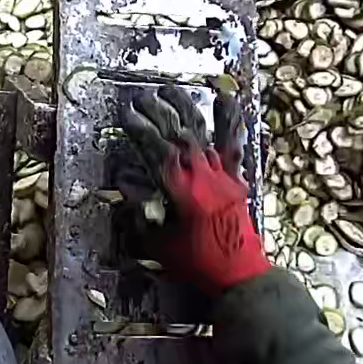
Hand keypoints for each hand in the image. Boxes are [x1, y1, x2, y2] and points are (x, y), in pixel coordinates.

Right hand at [121, 83, 269, 294]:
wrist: (240, 274)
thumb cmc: (196, 262)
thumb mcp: (158, 242)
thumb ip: (139, 214)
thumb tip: (122, 187)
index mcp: (180, 188)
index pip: (156, 148)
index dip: (140, 129)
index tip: (127, 116)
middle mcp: (202, 174)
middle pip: (178, 132)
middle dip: (157, 112)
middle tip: (140, 99)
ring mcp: (221, 173)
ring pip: (202, 131)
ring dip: (184, 108)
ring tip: (170, 90)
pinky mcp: (235, 178)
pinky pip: (232, 144)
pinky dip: (230, 120)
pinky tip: (228, 98)